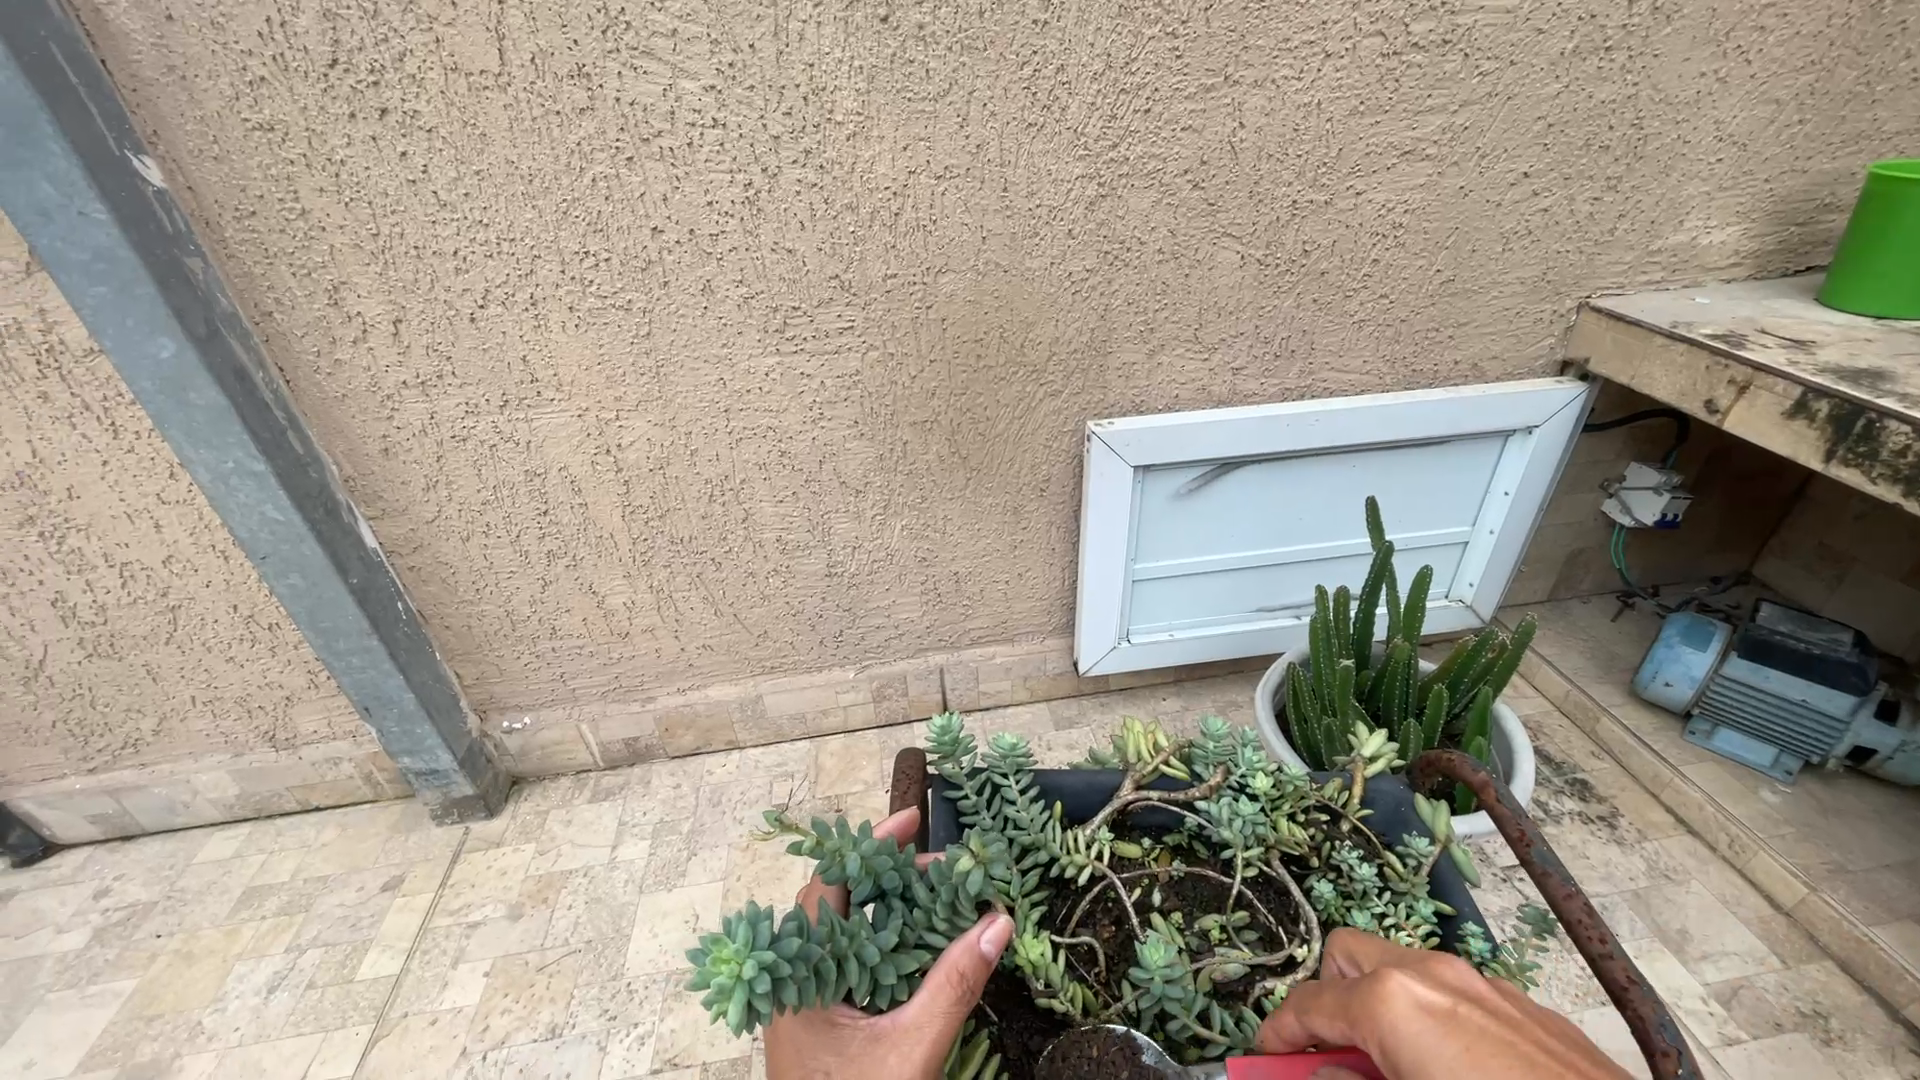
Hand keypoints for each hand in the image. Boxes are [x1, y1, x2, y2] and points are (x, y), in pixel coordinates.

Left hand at [763, 806, 1013, 1079]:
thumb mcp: (912, 1049)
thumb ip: (954, 985)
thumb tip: (999, 920)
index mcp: (798, 976)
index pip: (830, 885)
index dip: (870, 845)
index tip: (913, 818)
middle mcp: (795, 981)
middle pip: (840, 903)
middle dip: (890, 876)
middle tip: (940, 865)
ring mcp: (809, 1004)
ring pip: (848, 934)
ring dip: (891, 909)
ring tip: (936, 894)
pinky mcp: (825, 1025)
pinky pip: (855, 964)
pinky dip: (888, 943)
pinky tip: (920, 944)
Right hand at [1255, 927, 1630, 1079]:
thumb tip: (1324, 1072)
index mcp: (1391, 1000)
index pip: (1309, 1003)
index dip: (1278, 1033)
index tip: (1265, 1058)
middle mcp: (1430, 973)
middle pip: (1346, 955)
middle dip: (1326, 997)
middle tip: (1329, 1054)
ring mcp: (1484, 984)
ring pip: (1401, 969)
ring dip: (1377, 1005)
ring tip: (1393, 1066)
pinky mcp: (1530, 1009)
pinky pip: (1454, 994)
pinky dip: (1430, 1018)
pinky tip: (1457, 1071)